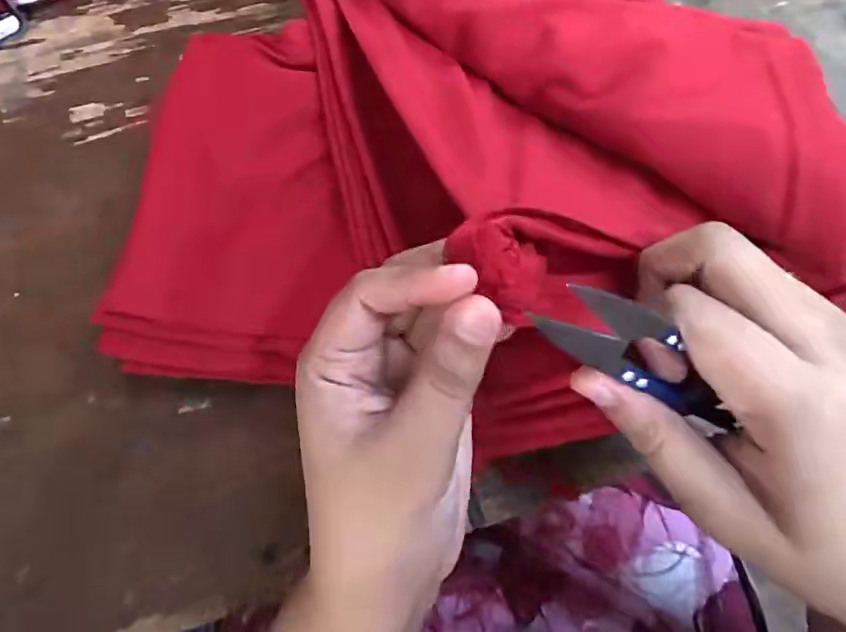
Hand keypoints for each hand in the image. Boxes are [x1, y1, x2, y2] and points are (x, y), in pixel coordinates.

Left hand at [276, 245, 503, 631]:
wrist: (391, 583)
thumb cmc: (382, 517)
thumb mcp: (417, 445)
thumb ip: (449, 373)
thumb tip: (484, 301)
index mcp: (331, 359)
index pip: (368, 295)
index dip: (415, 279)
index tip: (470, 276)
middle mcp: (359, 350)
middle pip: (400, 292)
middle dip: (445, 276)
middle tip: (499, 262)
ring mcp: (394, 364)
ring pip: (429, 311)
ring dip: (467, 296)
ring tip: (513, 281)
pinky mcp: (426, 381)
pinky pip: (451, 339)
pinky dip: (478, 326)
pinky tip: (510, 317)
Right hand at [570, 224, 845, 631]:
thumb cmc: (818, 552)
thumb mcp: (723, 511)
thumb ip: (653, 434)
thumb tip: (584, 376)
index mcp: (801, 400)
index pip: (695, 308)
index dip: (651, 327)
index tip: (659, 376)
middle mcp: (831, 342)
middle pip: (721, 246)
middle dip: (663, 267)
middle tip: (658, 330)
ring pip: (741, 253)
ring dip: (696, 281)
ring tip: (699, 347)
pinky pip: (767, 274)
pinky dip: (728, 292)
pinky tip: (735, 350)